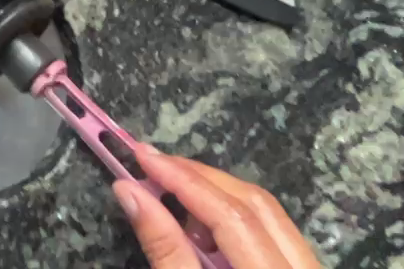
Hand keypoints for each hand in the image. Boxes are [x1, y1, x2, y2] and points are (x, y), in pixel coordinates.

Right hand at [116, 145, 322, 268]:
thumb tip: (127, 189)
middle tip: (150, 165)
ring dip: (214, 195)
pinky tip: (203, 230)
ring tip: (170, 198)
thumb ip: (165, 249)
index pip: (231, 215)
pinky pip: (275, 232)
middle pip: (255, 203)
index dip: (182, 179)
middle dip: (198, 177)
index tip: (139, 154)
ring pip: (268, 213)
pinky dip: (233, 218)